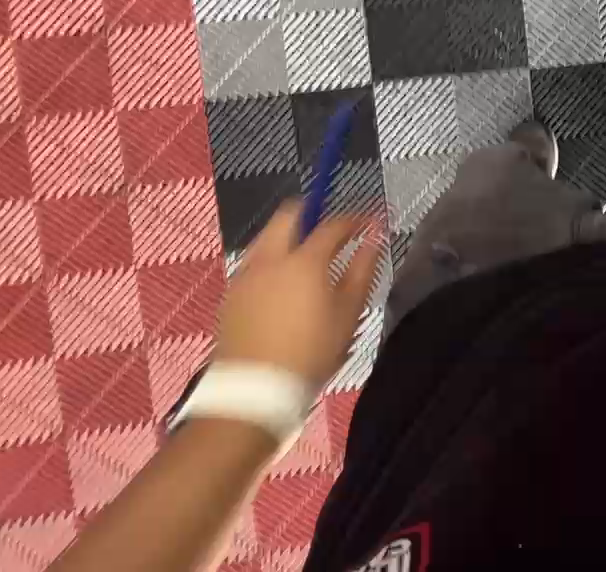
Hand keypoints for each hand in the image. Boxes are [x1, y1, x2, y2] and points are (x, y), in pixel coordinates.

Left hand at [212, 202, 383, 389]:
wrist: (253, 392)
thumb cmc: (312, 350)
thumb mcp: (348, 311)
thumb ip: (363, 268)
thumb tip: (375, 237)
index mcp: (304, 261)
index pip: (333, 225)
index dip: (355, 219)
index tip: (370, 222)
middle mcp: (270, 259)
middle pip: (288, 215)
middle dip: (312, 213)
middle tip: (332, 230)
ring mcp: (245, 276)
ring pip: (267, 237)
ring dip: (289, 236)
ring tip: (309, 256)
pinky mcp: (231, 295)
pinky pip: (255, 262)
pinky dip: (273, 259)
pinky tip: (285, 282)